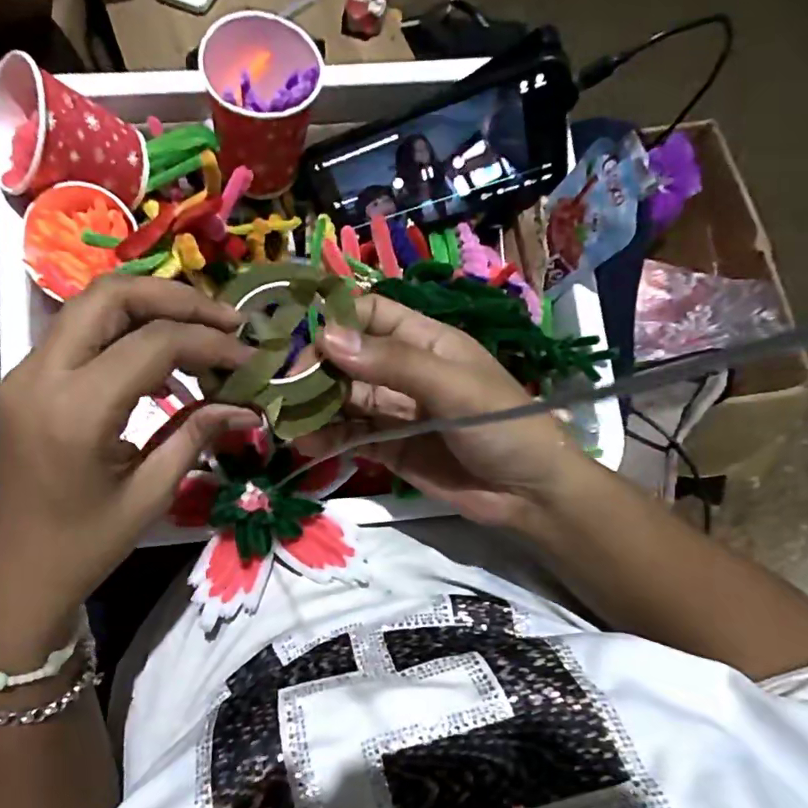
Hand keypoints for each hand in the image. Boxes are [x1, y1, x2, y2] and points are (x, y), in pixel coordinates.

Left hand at [0, 278, 257, 665]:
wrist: (12, 578)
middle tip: (227, 321)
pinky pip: (77, 337)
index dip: (211, 342)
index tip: (251, 357)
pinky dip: (123, 335)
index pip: (155, 343)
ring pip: (90, 308)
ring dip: (149, 311)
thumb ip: (196, 435)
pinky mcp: (24, 385)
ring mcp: (25, 375)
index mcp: (77, 411)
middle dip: (177, 299)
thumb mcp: (150, 494)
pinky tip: (160, 368)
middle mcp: (42, 376)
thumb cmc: (84, 547)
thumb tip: (247, 406)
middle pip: (112, 296)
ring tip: (202, 338)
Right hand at [298, 296, 590, 527]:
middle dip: (314, 368)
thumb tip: (327, 338)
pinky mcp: (391, 448)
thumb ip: (392, 363)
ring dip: (315, 406)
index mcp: (426, 341)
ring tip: (283, 417)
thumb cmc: (503, 425)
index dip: (333, 320)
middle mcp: (406, 371)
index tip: (294, 336)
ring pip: (344, 399)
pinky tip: (307, 444)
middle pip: (348, 359)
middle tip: (278, 384)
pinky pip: (352, 437)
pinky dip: (328, 439)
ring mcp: (397, 411)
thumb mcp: (452, 386)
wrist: (529, 492)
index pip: (369, 315)